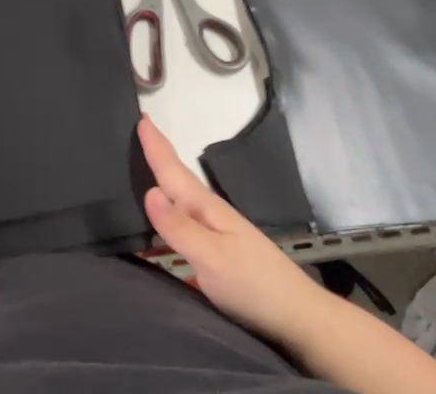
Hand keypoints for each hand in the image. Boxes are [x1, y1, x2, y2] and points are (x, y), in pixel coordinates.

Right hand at [138, 115, 328, 347]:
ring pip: (180, 203)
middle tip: (137, 133)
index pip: (174, 171)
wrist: (297, 318)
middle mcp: (209, 216)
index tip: (141, 116)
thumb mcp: (212, 258)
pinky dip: (167, 219)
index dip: (156, 145)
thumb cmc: (254, 285)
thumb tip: (149, 191)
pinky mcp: (217, 256)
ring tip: (139, 173)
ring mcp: (216, 235)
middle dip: (157, 157)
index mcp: (206, 209)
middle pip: (177, 181)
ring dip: (160, 186)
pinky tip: (159, 228)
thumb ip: (180, 227)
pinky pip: (183, 227)